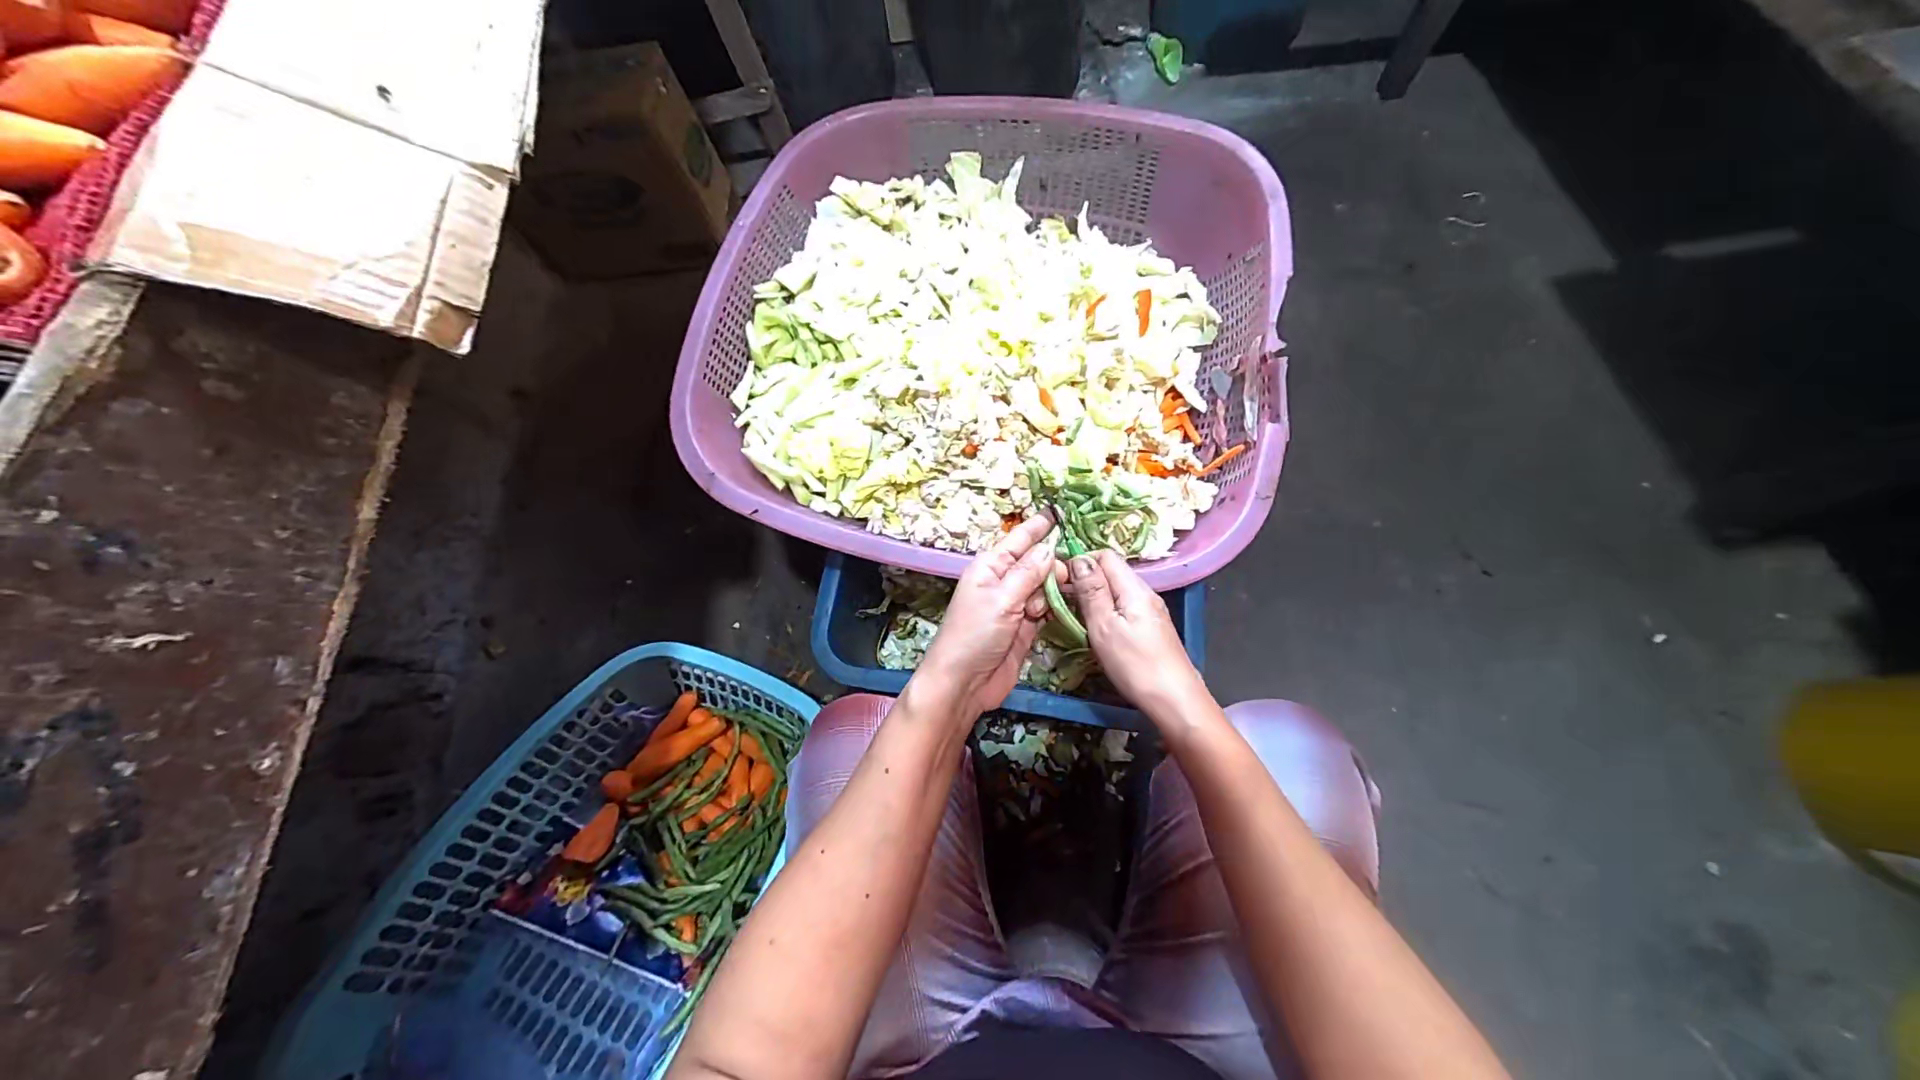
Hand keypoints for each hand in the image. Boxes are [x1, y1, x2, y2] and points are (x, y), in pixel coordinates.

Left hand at [913, 515, 1059, 723]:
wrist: (964, 684)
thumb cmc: (974, 636)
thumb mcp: (1001, 599)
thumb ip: (1028, 573)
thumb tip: (1048, 549)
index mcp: (991, 566)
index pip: (1019, 539)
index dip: (1039, 526)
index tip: (1059, 512)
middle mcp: (1004, 581)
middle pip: (1038, 562)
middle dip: (1054, 566)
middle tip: (1065, 579)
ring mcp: (1015, 605)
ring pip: (1045, 586)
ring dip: (1055, 590)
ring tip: (1063, 597)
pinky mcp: (1026, 627)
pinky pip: (1047, 609)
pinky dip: (1056, 608)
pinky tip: (1068, 607)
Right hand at [1069, 549, 1208, 719]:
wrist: (1175, 701)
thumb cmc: (1135, 665)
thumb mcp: (1104, 626)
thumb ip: (1091, 591)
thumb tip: (1079, 558)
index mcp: (1134, 588)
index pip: (1105, 555)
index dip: (1080, 561)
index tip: (1058, 579)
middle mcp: (1145, 593)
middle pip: (1111, 571)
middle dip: (1084, 579)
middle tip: (1059, 600)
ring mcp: (1150, 611)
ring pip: (1116, 590)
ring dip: (1093, 597)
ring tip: (1072, 615)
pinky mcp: (1151, 628)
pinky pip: (1123, 607)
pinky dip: (1106, 611)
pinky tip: (1095, 628)